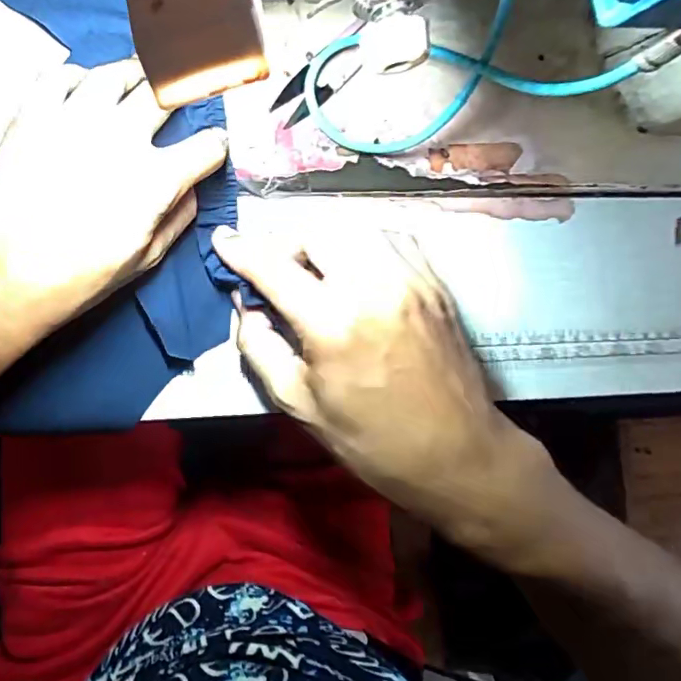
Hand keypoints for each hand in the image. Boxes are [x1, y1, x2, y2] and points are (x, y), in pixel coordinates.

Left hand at [0, 60, 226, 356]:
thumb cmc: (74, 280)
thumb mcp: (143, 261)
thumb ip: (177, 220)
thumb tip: (191, 190)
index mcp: (156, 179)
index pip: (208, 145)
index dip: (217, 144)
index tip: (213, 145)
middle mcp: (121, 137)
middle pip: (167, 93)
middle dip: (185, 90)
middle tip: (182, 93)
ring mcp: (75, 119)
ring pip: (117, 73)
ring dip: (136, 75)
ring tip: (137, 81)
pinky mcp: (33, 113)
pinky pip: (62, 75)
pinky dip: (80, 77)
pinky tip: (84, 90)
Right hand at [211, 226, 568, 566]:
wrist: (456, 454)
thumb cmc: (371, 440)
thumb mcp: (299, 404)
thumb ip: (259, 346)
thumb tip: (246, 305)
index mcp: (333, 324)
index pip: (273, 267)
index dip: (240, 251)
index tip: (224, 242)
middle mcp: (372, 286)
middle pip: (315, 231)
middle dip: (286, 244)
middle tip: (278, 273)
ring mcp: (410, 278)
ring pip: (354, 226)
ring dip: (325, 241)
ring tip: (317, 271)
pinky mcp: (434, 281)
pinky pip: (390, 237)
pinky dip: (363, 244)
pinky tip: (357, 270)